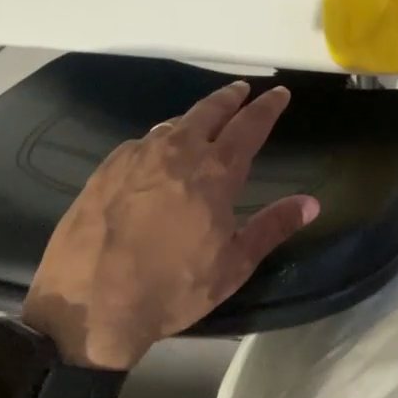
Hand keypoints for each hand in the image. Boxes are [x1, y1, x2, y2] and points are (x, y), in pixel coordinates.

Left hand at [21, 82, 318, 369]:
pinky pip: (142, 142)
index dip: (268, 106)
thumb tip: (311, 202)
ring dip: (195, 117)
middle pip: (210, 110)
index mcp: (215, 172)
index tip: (280, 93)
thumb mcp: (233, 266)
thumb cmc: (170, 289)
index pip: (250, 124)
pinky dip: (160, 139)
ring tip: (203, 121)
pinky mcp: (106, 170)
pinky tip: (157, 154)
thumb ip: (273, 227)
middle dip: (231, 97)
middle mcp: (177, 152)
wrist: (86, 307)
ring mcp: (137, 157)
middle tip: (242, 90)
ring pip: (174, 123)